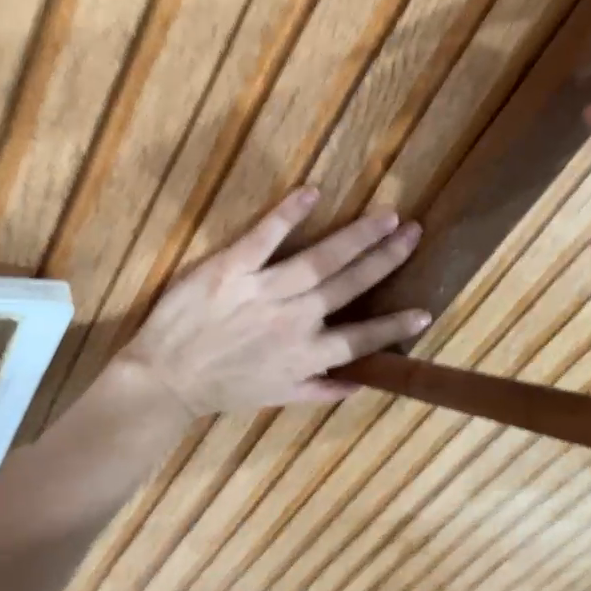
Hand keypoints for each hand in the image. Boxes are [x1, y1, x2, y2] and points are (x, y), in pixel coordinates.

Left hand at [117, 187, 429, 417]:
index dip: (394, 325)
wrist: (165, 378)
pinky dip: (289, 215)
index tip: (425, 310)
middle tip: (414, 232)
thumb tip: (361, 385)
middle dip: (385, 259)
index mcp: (307, 356)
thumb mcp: (275, 398)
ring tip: (387, 216)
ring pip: (320, 260)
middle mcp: (294, 322)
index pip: (361, 339)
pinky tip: (312, 193)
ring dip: (357, 237)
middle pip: (349, 286)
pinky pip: (265, 237)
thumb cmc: (221, 387)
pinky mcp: (231, 268)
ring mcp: (263, 292)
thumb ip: (320, 389)